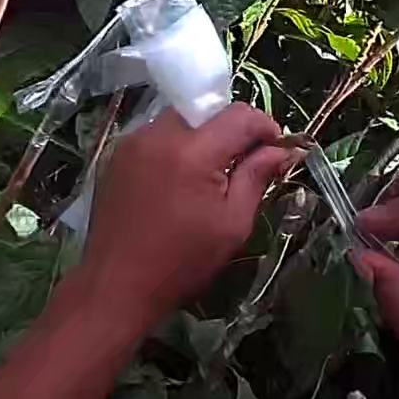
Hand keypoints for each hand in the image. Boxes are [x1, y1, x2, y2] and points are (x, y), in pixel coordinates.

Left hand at [84, 105, 297, 326]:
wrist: (114, 287)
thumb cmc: (181, 261)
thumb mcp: (233, 223)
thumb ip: (258, 176)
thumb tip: (283, 149)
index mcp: (192, 151)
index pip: (239, 114)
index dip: (264, 126)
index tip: (275, 149)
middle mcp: (159, 134)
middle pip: (210, 111)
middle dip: (234, 130)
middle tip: (244, 163)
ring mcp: (134, 141)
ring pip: (184, 119)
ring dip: (205, 136)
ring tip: (211, 173)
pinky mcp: (118, 153)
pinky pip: (160, 134)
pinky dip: (178, 145)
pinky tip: (180, 179)